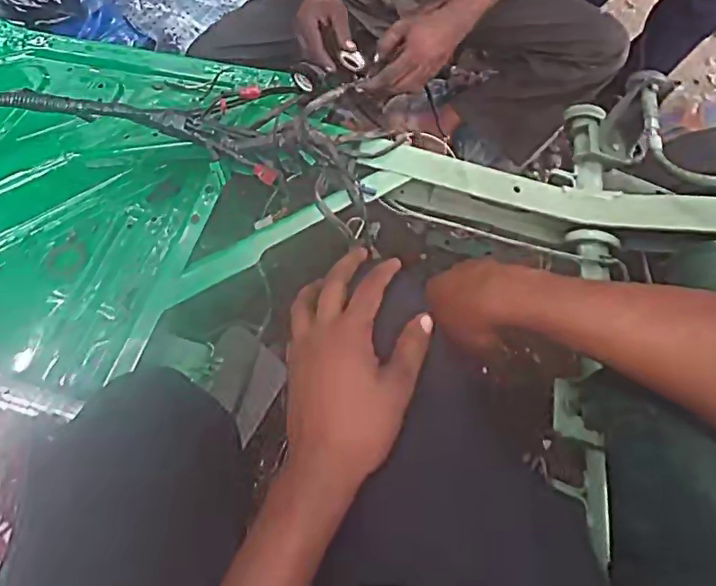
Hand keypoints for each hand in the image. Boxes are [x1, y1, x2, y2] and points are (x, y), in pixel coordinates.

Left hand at [286, 248, 433, 485]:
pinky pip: (296, 321)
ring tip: (330, 277)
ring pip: (305, 300)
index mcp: (349, 332)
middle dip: (347, 264)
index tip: (395, 262)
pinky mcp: (293, 362)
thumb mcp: (396, 389)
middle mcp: (322, 330)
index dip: (383, 273)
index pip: (368, 290)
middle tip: (361, 252)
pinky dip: (306, 307)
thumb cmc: (363, 428)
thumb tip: (422, 318)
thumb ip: (410, 349)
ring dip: (319, 282)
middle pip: (331, 284)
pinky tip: (314, 316)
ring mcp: (302, 345)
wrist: (320, 464)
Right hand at [293, 0, 353, 69]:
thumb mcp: (339, 13)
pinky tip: (326, 54)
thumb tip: (350, 49)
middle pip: (310, 52)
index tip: (334, 69)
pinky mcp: (301, 33)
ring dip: (319, 58)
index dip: (324, 60)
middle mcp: (300, 31)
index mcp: (308, 25)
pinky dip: (317, 52)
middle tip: (335, 69)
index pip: (315, 47)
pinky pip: (308, 46)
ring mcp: (298, 32)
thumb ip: (343, 31)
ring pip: (308, 51)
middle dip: (322, 62)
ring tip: (332, 64)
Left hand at [368, 4, 469, 94]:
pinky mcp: (436, 71)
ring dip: (396, 90)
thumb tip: (378, 58)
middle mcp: (421, 68)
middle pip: (399, 87)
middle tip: (372, 88)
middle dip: (384, 90)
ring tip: (385, 87)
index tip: (364, 86)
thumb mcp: (402, 25)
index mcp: (412, 56)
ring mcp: (430, 71)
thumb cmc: (427, 20)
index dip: (376, 83)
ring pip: (410, 88)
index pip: (390, 76)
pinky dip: (408, 87)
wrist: (454, 22)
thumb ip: (387, 41)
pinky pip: (419, 84)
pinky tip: (402, 83)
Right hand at [426, 258, 533, 358]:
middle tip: (474, 323)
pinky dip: (497, 290)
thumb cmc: (475, 323)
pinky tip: (508, 305)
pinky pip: (492, 280)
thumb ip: (453, 336)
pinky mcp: (496, 262)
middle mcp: (449, 271)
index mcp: (433, 289)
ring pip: (473, 282)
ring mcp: (473, 264)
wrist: (506, 296)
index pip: (432, 303)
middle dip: (461, 302)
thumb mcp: (459, 342)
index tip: (454, 329)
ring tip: (495, 315)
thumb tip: (458, 335)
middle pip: (452, 288)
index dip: (444, 317)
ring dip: (480, 294)